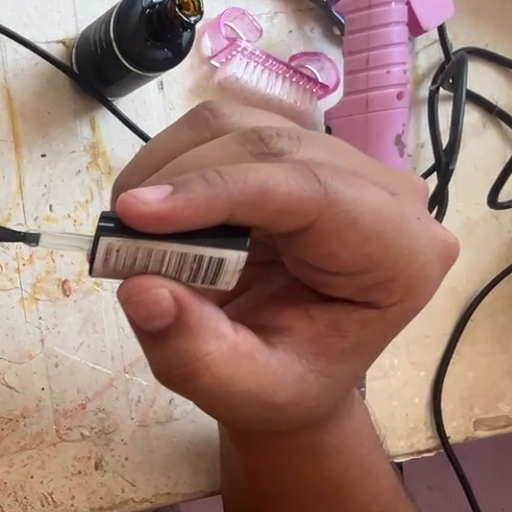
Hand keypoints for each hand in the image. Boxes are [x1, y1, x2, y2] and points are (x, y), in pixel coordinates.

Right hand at [109, 103, 456, 437]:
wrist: (288, 376)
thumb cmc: (275, 387)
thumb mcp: (235, 388)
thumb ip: (190, 348)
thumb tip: (138, 288)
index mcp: (395, 257)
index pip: (309, 191)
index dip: (217, 191)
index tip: (133, 213)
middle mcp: (381, 194)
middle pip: (270, 144)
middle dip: (178, 181)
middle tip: (116, 237)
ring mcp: (337, 165)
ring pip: (240, 123)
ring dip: (168, 166)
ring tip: (131, 225)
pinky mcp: (292, 157)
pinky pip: (223, 130)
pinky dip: (171, 162)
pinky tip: (153, 210)